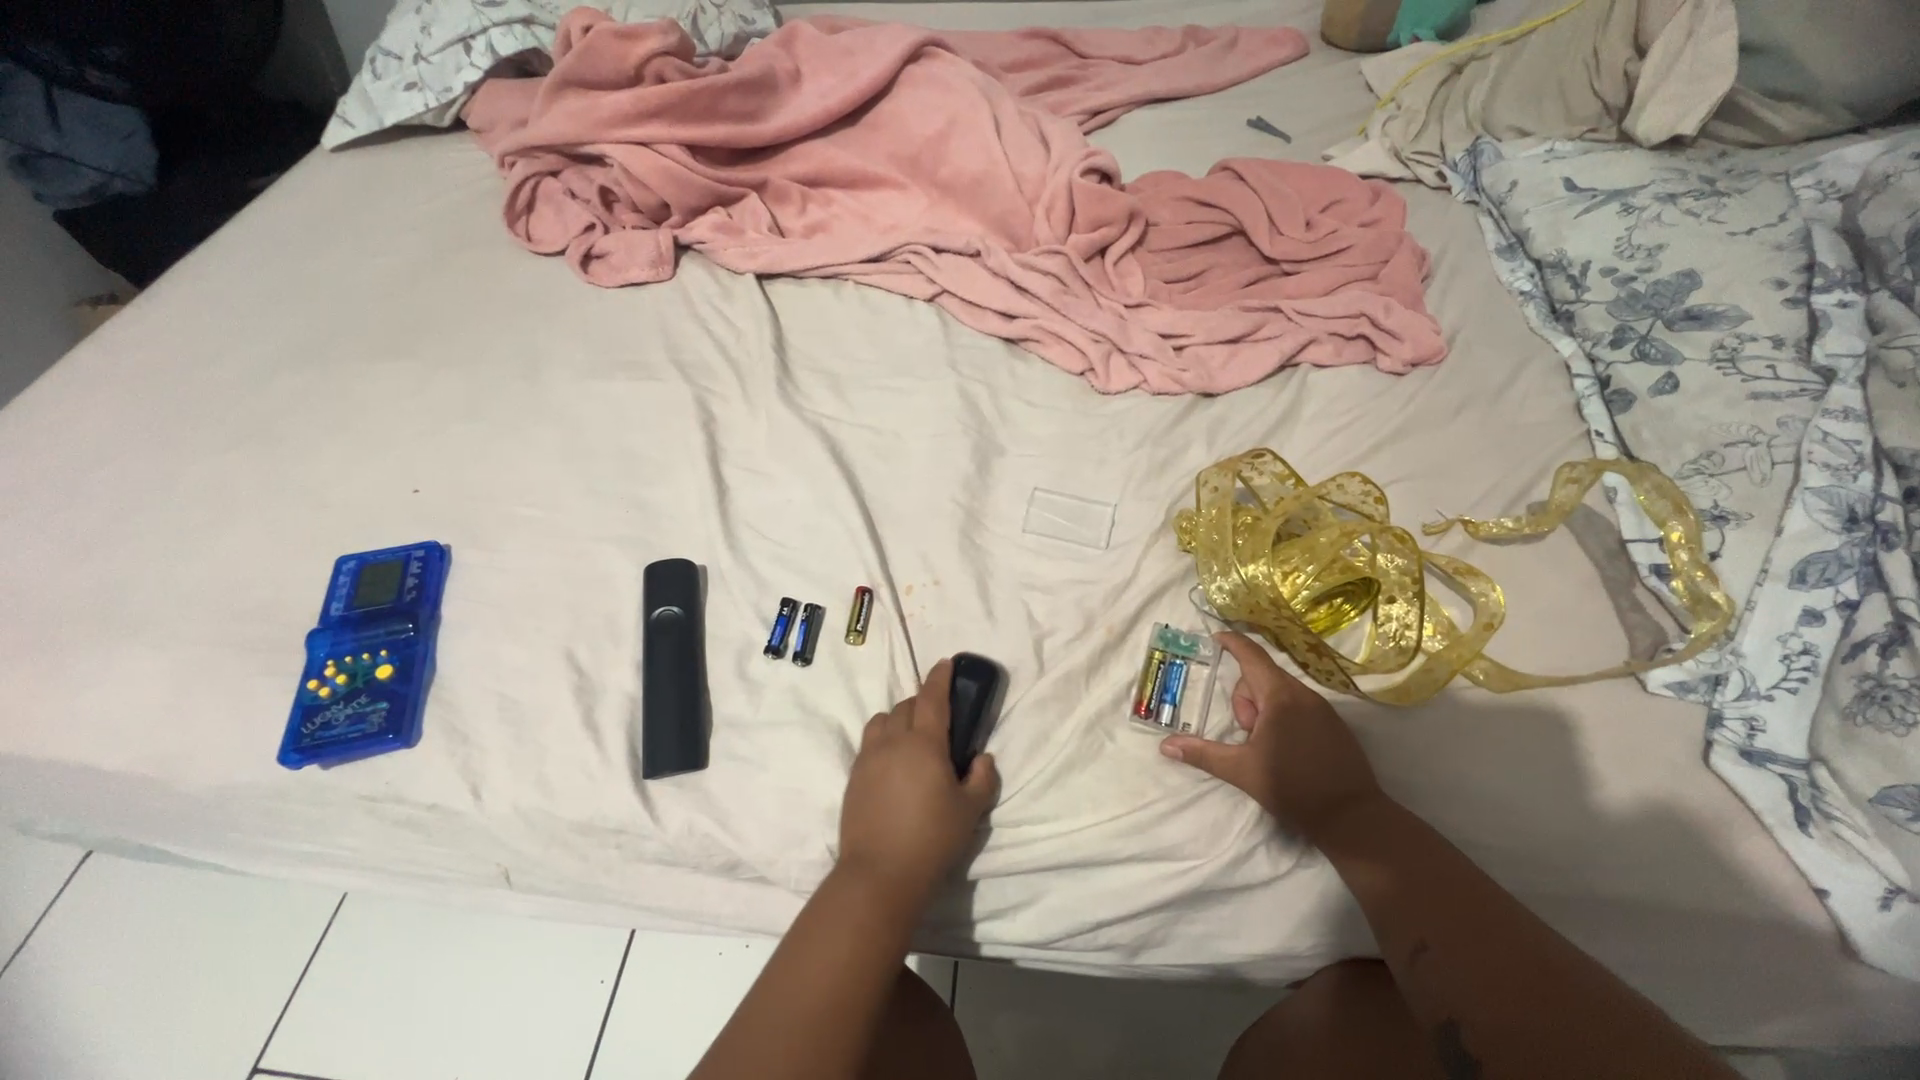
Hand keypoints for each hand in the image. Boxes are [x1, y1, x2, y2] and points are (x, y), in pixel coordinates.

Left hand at [837, 658, 999, 905]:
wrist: (879, 874)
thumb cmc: (932, 839)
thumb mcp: (970, 811)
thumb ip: (982, 778)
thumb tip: (981, 759)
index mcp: (923, 743)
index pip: (932, 697)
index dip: (940, 677)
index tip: (946, 663)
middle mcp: (892, 742)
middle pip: (906, 706)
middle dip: (923, 702)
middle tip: (940, 717)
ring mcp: (868, 759)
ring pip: (882, 720)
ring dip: (899, 718)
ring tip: (914, 738)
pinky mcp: (853, 778)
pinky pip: (869, 743)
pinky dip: (884, 740)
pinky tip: (895, 764)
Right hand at [1160, 631, 1386, 840]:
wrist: (1352, 817)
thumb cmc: (1293, 788)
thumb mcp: (1241, 771)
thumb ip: (1203, 754)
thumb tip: (1166, 746)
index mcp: (1281, 698)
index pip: (1252, 657)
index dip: (1233, 643)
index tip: (1216, 637)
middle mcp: (1304, 695)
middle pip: (1262, 677)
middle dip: (1245, 699)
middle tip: (1246, 734)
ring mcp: (1323, 709)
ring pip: (1281, 693)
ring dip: (1263, 710)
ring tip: (1263, 745)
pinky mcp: (1334, 725)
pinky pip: (1299, 706)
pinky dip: (1283, 717)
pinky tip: (1284, 749)